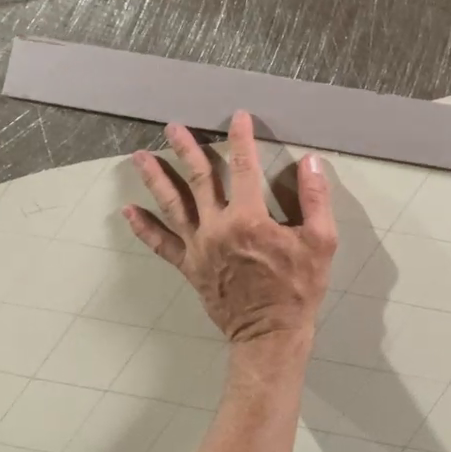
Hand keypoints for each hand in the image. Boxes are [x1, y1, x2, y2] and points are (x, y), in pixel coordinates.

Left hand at [124, 111, 337, 350]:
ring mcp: (198, 247)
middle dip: (186, 149)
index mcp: (250, 218)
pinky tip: (128, 211)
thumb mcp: (322, 242)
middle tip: (172, 127)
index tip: (238, 116)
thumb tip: (311, 162)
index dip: (241, 138)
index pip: (244, 167)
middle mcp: (217, 227)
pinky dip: (143, 228)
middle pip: (198, 179)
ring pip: (172, 205)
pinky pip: (161, 244)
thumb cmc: (298, 288)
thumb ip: (316, 199)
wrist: (270, 335)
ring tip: (140, 156)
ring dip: (156, 178)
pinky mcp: (189, 267)